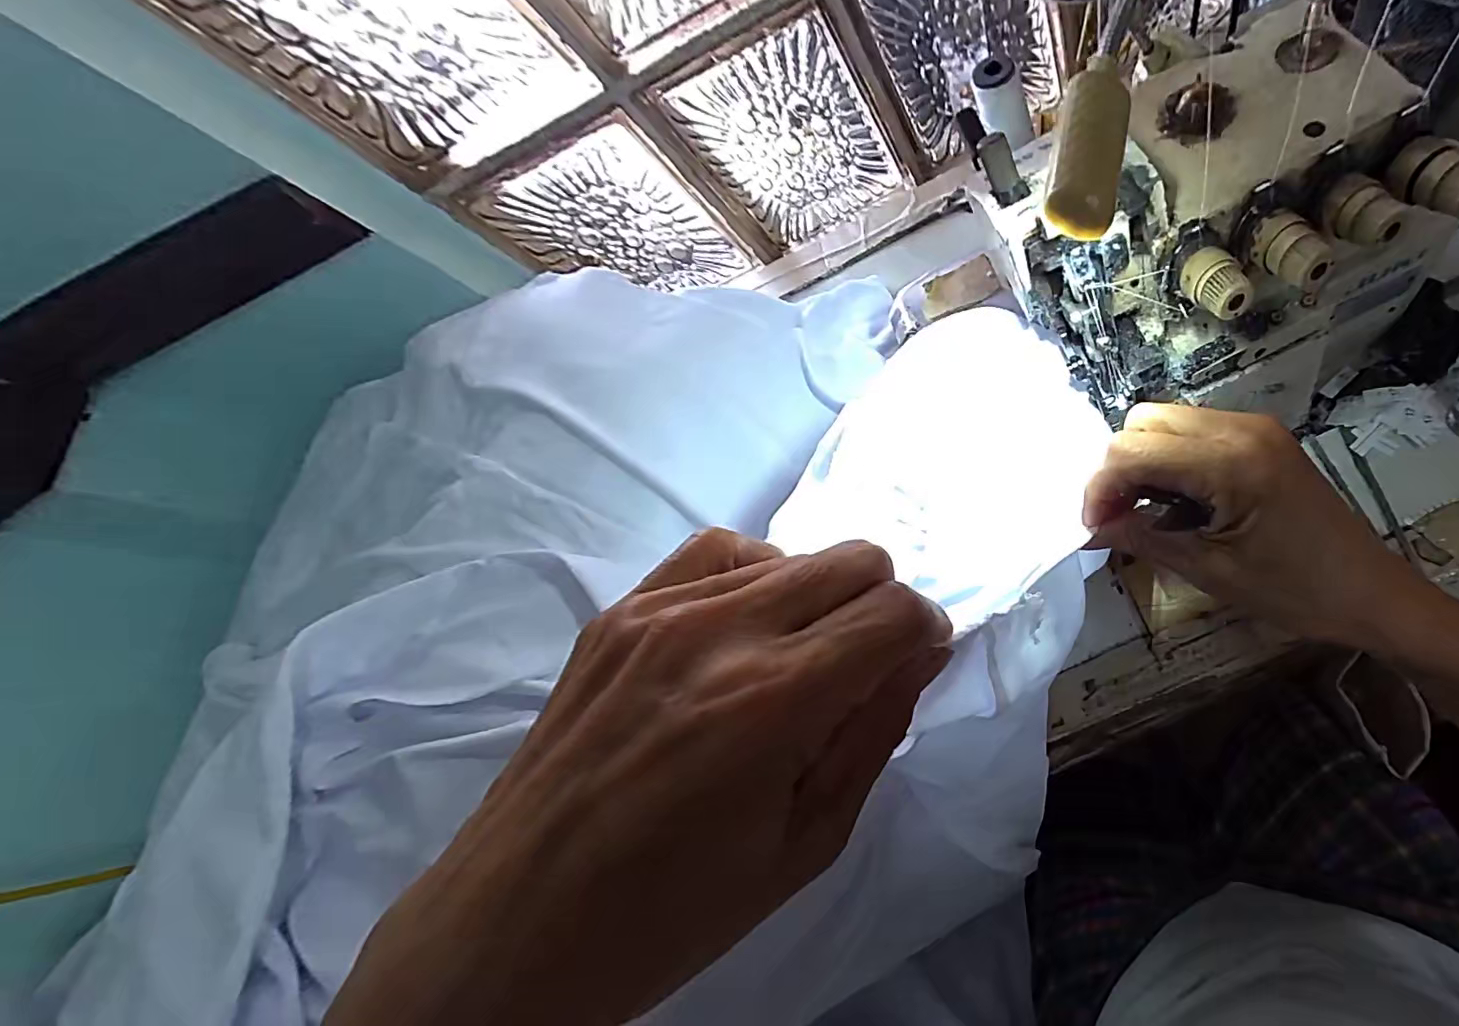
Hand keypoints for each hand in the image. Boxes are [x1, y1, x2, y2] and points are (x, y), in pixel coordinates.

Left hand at [326, 530, 951, 1025]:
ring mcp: (661, 609)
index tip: (919, 658)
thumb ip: (879, 728)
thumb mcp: (811, 839)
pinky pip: (722, 550)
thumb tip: (923, 648)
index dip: (927, 628)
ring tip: (796, 655)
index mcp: (773, 700)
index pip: (894, 611)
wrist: (512, 928)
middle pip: (856, 558)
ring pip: (795, 550)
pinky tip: (743, 628)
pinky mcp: (621, 608)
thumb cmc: (678, 910)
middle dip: (883, 604)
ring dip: (821, 596)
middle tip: (864, 662)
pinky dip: (758, 576)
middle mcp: (720, 631)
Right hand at [1083, 403, 1435, 650]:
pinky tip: (1178, 500)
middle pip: (1143, 422)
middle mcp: (1240, 428)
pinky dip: (1170, 460)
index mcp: (1230, 461)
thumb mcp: (1210, 572)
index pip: (1132, 450)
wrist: (1374, 594)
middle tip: (1118, 518)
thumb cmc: (1297, 592)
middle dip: (1117, 468)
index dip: (1100, 487)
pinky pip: (1193, 432)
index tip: (1094, 527)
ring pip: (1165, 421)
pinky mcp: (1260, 437)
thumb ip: (1142, 539)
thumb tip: (1088, 529)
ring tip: (1146, 511)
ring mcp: (1253, 427)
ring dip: (1142, 462)